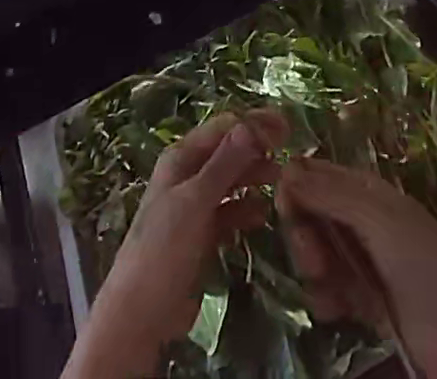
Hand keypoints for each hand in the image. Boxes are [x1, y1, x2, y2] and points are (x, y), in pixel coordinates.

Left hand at [62, 109, 287, 378]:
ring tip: (286, 183)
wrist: (142, 312)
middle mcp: (188, 174)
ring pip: (231, 180)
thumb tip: (254, 125)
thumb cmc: (164, 248)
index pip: (223, 127)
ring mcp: (195, 204)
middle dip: (259, 150)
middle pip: (229, 151)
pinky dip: (246, 209)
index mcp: (181, 157)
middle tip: (294, 158)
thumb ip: (225, 164)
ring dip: (255, 177)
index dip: (254, 124)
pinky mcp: (203, 233)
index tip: (289, 131)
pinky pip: (230, 212)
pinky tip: (264, 215)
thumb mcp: (196, 201)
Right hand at [277, 158, 436, 378]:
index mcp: (361, 188)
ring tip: (329, 289)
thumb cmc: (427, 261)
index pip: (311, 174)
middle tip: (314, 259)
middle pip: (306, 215)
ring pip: (312, 253)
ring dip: (312, 271)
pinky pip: (324, 290)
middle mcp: (356, 219)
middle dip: (301, 236)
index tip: (286, 209)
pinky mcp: (361, 298)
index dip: (293, 188)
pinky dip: (324, 299)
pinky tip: (336, 310)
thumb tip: (282, 170)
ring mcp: (359, 259)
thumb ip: (328, 193)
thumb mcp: (377, 217)